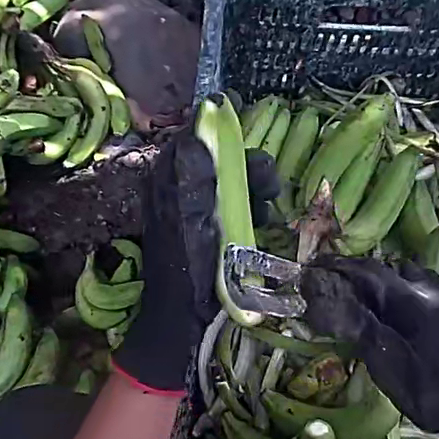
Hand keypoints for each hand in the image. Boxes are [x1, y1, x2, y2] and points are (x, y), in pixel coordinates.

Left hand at [111, 135, 276, 394]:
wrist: (186, 314)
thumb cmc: (187, 265)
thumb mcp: (190, 214)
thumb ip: (195, 170)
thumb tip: (200, 123)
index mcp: (170, 178)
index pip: (194, 135)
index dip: (220, 128)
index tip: (246, 135)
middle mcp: (181, 186)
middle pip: (222, 156)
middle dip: (249, 167)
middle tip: (269, 186)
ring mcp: (198, 206)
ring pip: (235, 180)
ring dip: (256, 191)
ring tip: (264, 213)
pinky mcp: (212, 225)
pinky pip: (238, 204)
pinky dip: (252, 210)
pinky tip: (259, 225)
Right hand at [300, 257, 438, 438]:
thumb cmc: (430, 388)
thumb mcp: (386, 360)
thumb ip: (356, 324)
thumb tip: (321, 297)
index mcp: (411, 297)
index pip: (368, 271)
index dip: (338, 268)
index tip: (313, 267)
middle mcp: (431, 291)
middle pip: (389, 270)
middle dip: (360, 273)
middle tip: (335, 280)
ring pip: (411, 278)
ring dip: (385, 281)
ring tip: (366, 293)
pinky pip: (426, 292)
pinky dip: (404, 293)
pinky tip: (401, 311)